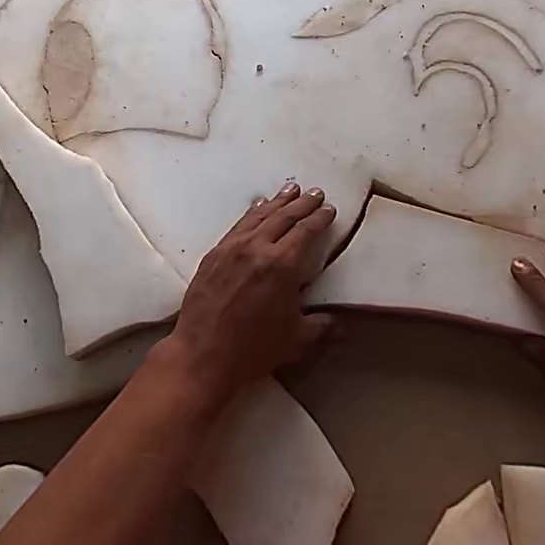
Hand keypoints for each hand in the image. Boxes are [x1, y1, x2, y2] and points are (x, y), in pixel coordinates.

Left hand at [161, 183, 337, 399]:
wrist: (202, 354)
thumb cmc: (253, 349)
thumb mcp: (296, 340)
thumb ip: (322, 328)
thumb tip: (341, 327)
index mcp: (282, 265)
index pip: (306, 232)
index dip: (319, 218)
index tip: (329, 209)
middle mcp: (257, 248)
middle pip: (284, 217)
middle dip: (302, 203)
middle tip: (315, 193)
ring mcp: (231, 249)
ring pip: (259, 216)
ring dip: (278, 201)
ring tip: (290, 190)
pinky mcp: (213, 255)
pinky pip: (238, 226)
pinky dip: (252, 213)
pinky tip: (257, 208)